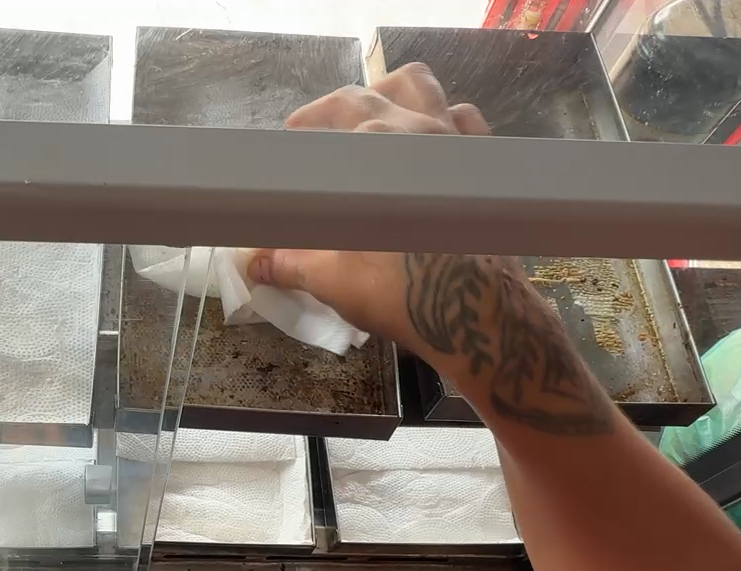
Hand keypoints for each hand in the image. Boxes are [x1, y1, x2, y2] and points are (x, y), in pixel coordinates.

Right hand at [246, 63, 497, 350]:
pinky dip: (434, 116)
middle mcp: (414, 129)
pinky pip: (458, 114)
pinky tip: (422, 143)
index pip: (319, 133)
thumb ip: (291, 264)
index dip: (294, 147)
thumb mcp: (332, 281)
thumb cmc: (399, 291)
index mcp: (371, 151)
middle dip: (327, 115)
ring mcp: (453, 137)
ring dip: (383, 97)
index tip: (281, 164)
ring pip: (415, 88)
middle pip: (361, 101)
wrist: (473, 312)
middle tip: (307, 140)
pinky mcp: (483, 156)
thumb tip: (257, 264)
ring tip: (365, 125)